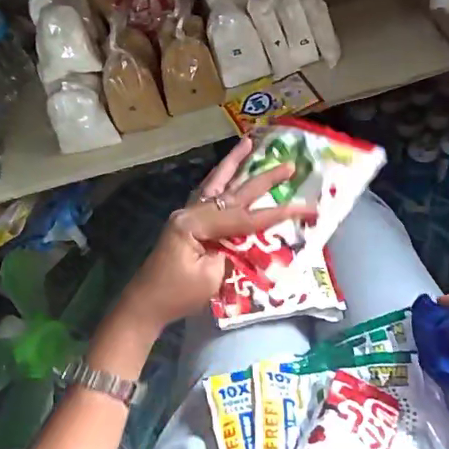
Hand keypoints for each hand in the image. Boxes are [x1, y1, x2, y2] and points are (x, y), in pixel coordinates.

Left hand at [113, 138, 313, 329]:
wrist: (145, 305)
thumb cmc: (176, 295)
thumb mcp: (211, 278)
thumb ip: (231, 254)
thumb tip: (243, 241)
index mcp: (195, 224)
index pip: (244, 218)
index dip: (276, 213)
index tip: (304, 207)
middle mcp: (190, 213)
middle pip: (232, 193)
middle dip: (262, 179)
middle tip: (288, 165)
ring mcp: (185, 216)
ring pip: (215, 185)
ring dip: (232, 164)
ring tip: (246, 143)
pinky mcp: (185, 225)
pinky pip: (206, 196)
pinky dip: (219, 181)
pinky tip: (225, 172)